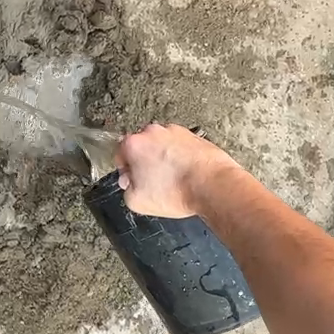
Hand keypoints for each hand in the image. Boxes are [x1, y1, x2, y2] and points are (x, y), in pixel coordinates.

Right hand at [114, 123, 238, 217]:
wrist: (213, 186)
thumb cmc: (177, 190)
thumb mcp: (136, 201)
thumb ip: (126, 189)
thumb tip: (131, 184)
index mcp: (133, 144)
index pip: (120, 154)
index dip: (126, 171)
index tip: (133, 180)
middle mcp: (153, 132)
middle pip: (142, 147)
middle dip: (145, 162)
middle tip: (153, 181)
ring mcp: (176, 132)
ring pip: (162, 146)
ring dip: (164, 159)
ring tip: (173, 179)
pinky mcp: (195, 136)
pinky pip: (182, 147)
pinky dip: (182, 158)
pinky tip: (187, 175)